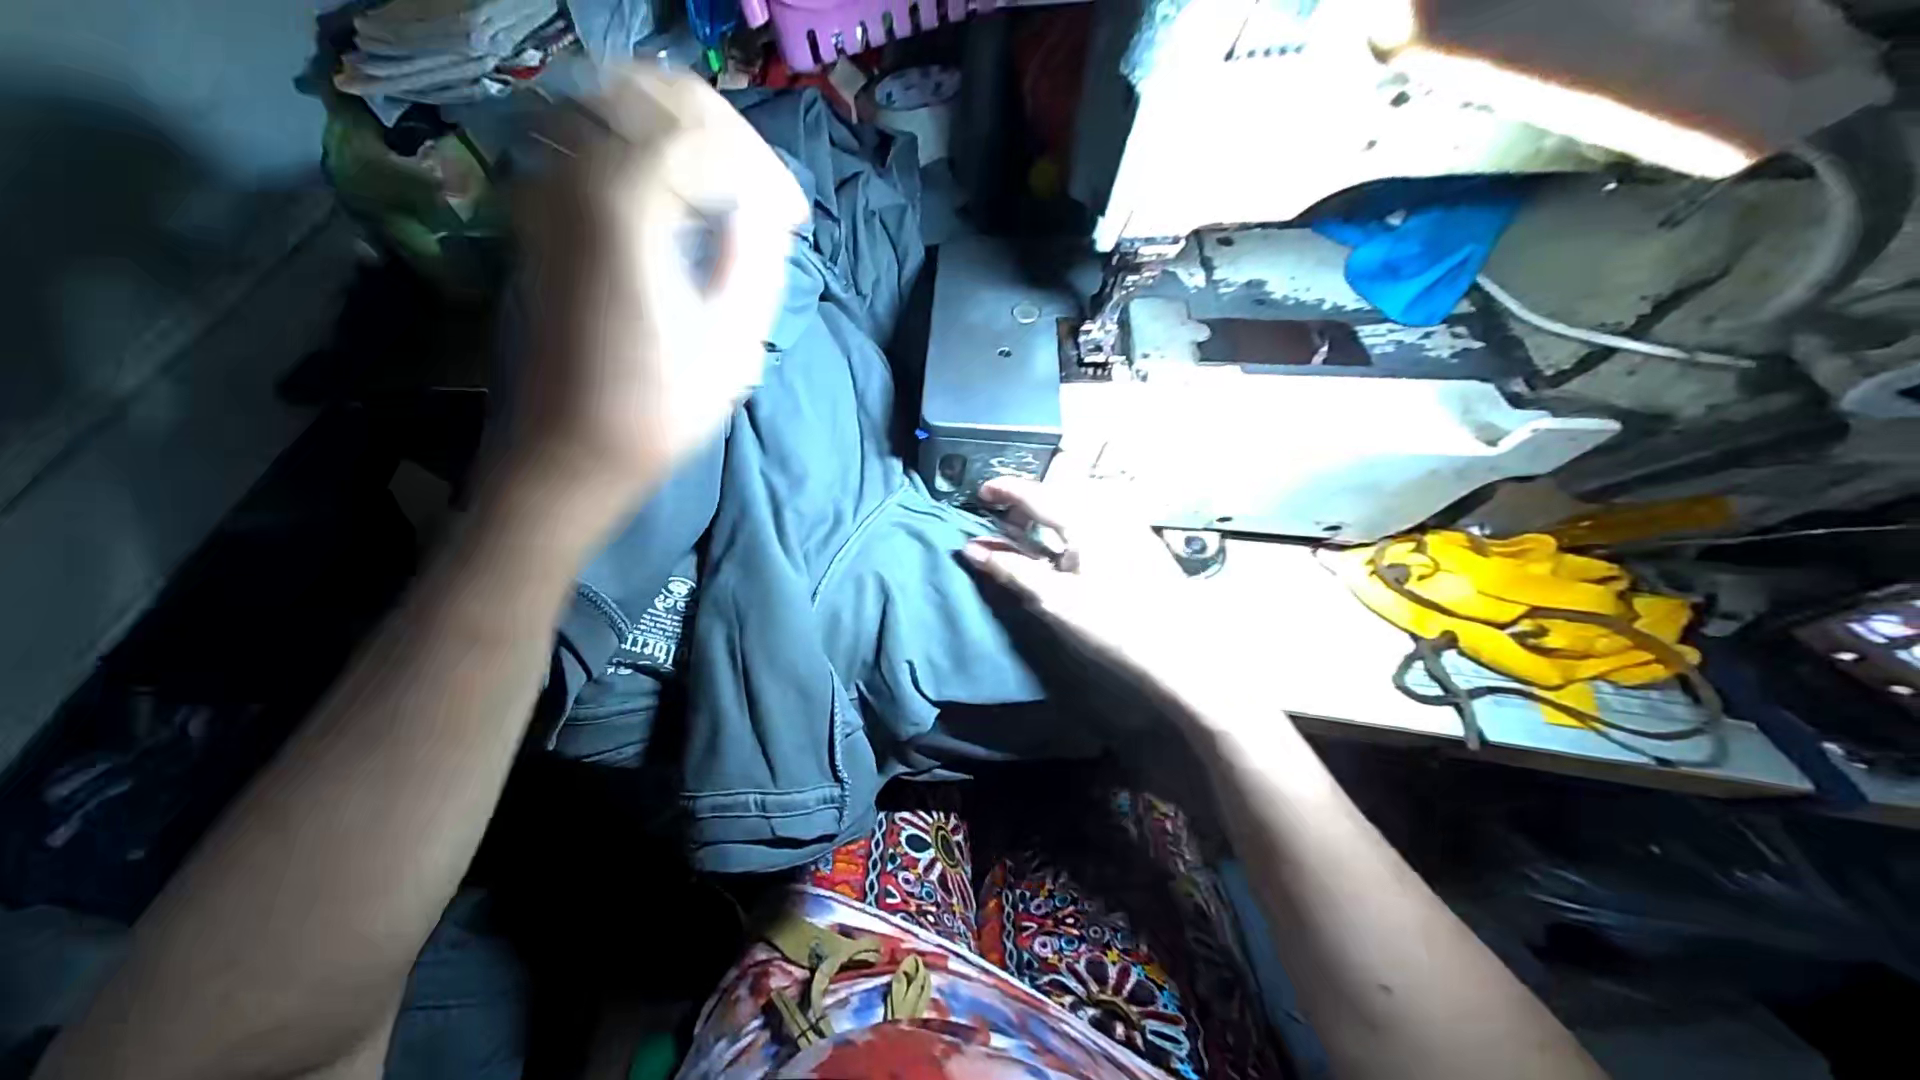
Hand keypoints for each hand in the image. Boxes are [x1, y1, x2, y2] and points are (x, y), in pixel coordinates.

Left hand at [507, 68, 808, 511]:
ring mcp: (550, 188)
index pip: (711, 138)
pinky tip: (685, 204)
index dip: (765, 171)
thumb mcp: (733, 343)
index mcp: (627, 207)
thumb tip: (764, 207)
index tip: (792, 221)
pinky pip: (602, 141)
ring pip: (624, 105)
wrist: (572, 448)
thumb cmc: (659, 410)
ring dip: (689, 139)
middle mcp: (575, 175)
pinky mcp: (545, 211)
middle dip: (727, 135)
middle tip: (763, 196)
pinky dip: (652, 154)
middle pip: (660, 93)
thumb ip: (755, 255)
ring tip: (730, 196)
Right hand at [961, 477, 1239, 715]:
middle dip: (1028, 499)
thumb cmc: (1113, 625)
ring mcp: (1129, 525)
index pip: (1037, 494)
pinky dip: (1070, 522)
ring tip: (1027, 527)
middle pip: (1059, 492)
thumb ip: (1011, 570)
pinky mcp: (1140, 543)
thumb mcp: (1054, 600)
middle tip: (1001, 513)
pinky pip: (1095, 517)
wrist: (1182, 653)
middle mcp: (1110, 511)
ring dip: (1049, 510)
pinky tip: (1064, 542)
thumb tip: (972, 550)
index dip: (1005, 491)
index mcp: (1086, 519)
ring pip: (1079, 503)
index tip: (980, 493)